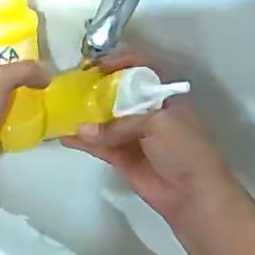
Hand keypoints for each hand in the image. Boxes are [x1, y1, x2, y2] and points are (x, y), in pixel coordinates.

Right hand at [60, 57, 240, 228]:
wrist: (192, 192)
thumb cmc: (183, 148)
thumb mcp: (157, 124)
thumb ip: (118, 125)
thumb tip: (83, 131)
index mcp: (164, 95)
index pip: (142, 69)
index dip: (121, 61)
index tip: (97, 64)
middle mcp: (147, 110)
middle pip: (118, 93)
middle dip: (95, 88)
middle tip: (71, 84)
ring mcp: (133, 134)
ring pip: (104, 120)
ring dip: (85, 115)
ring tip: (61, 108)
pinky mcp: (122, 156)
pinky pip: (98, 144)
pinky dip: (82, 141)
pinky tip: (64, 136)